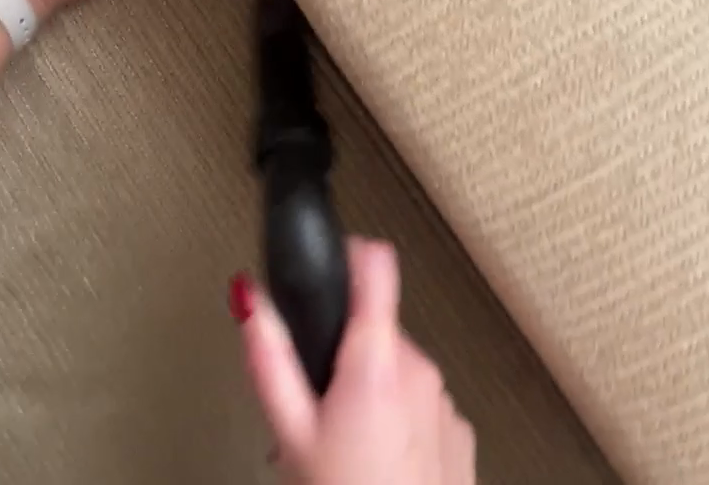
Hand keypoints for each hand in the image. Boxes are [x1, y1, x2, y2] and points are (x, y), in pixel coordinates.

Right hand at [236, 239, 475, 484]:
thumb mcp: (290, 431)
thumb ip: (268, 355)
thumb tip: (250, 299)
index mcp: (378, 361)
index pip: (376, 263)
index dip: (352, 251)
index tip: (336, 257)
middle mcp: (420, 370)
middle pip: (379, 326)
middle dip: (348, 349)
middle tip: (319, 398)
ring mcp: (444, 402)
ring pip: (400, 367)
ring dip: (373, 385)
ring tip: (346, 438)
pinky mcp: (459, 432)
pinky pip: (422, 401)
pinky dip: (400, 415)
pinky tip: (379, 456)